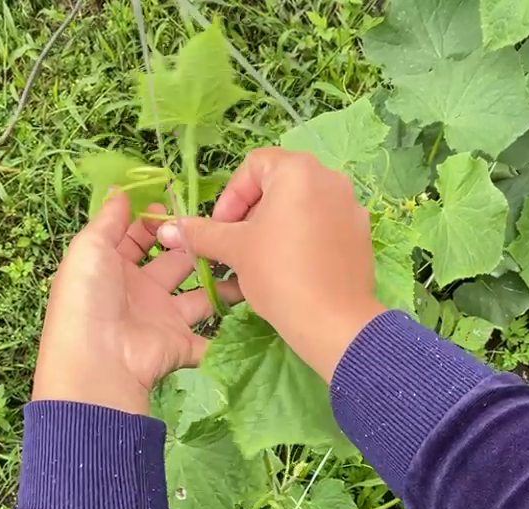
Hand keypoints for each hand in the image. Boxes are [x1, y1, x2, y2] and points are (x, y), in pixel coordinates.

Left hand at [33, 190, 243, 415]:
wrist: (99, 362)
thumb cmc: (88, 299)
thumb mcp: (89, 249)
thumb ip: (108, 219)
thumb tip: (121, 191)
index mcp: (114, 268)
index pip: (137, 238)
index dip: (155, 221)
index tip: (175, 208)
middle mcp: (141, 292)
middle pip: (174, 264)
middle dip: (194, 248)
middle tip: (217, 230)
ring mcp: (163, 320)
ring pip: (199, 299)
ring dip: (222, 285)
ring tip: (247, 263)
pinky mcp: (181, 346)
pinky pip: (210, 341)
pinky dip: (230, 334)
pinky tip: (253, 311)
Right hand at [156, 148, 386, 381]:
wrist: (332, 321)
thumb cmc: (279, 275)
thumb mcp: (235, 250)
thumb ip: (202, 234)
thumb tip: (167, 229)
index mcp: (298, 169)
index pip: (253, 166)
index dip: (230, 198)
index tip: (221, 231)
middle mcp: (329, 178)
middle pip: (279, 186)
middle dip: (252, 215)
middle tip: (239, 249)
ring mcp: (350, 206)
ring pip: (302, 208)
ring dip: (276, 229)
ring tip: (263, 262)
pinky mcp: (360, 235)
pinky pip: (324, 228)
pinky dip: (304, 241)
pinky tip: (293, 272)